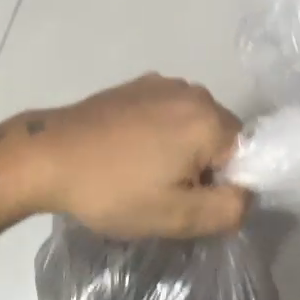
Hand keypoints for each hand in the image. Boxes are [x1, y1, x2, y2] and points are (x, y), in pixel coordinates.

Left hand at [21, 75, 247, 239]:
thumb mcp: (176, 216)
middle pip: (219, 135)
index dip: (224, 184)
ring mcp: (163, 83)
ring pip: (192, 123)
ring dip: (181, 149)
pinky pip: (167, 111)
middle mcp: (193, 91)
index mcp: (208, 119)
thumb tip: (248, 193)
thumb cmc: (115, 189)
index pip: (244, 154)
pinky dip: (160, 133)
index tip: (190, 202)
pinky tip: (129, 154)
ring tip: (144, 175)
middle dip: (204, 166)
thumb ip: (227, 209)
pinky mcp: (138, 85)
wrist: (50, 156)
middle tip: (167, 194)